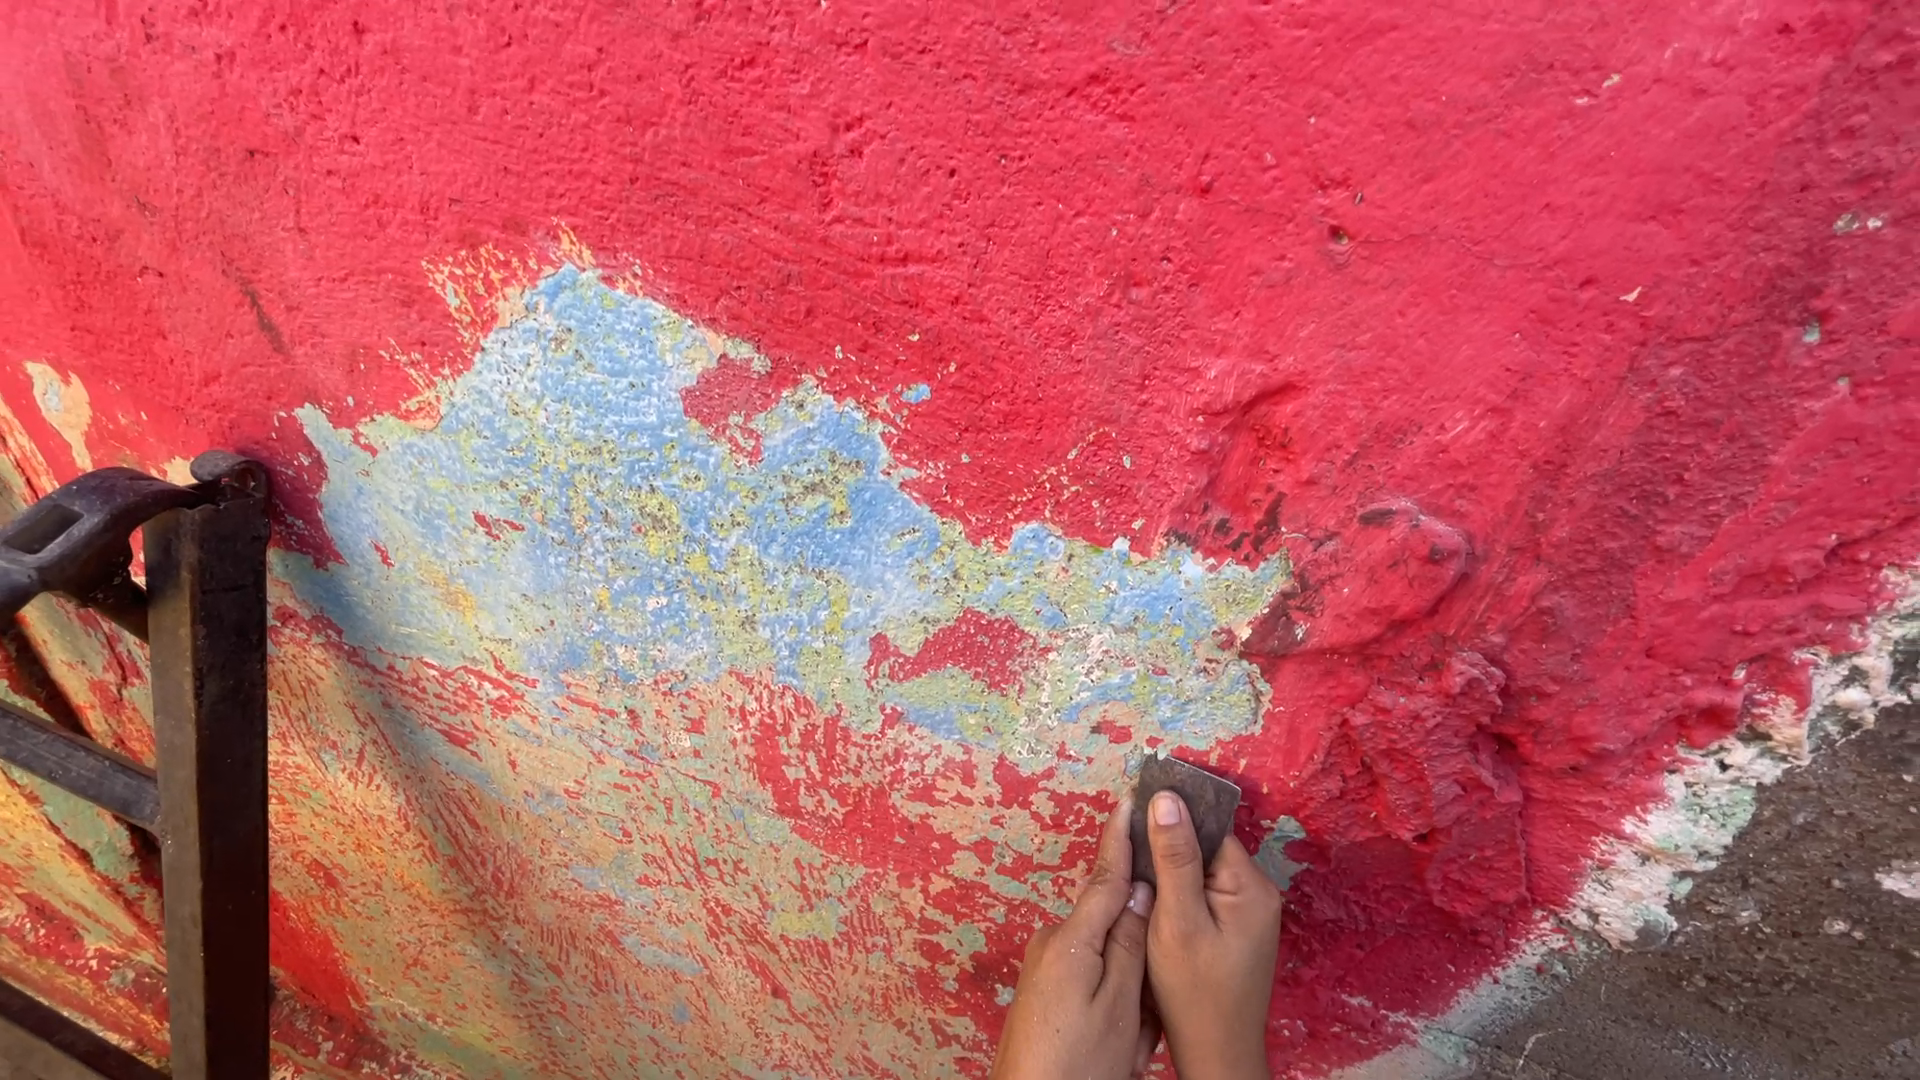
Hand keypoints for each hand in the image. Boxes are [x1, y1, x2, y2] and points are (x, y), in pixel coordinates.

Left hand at [991, 800, 1162, 1079]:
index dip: (1119, 838)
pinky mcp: (1042, 990)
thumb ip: (1128, 943)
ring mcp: (1044, 966)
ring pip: (1102, 961)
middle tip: (1144, 1014)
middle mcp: (1053, 942)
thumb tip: (1138, 890)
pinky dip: (1110, 1008)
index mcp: (1072, 938)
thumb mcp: (1119, 1006)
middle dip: (1135, 959)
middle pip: (1108, 925)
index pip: (1104, 876)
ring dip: (1125, 996)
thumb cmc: (1079, 1063)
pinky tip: (1115, 1048)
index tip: (1129, 798)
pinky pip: (1088, 982)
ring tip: (1128, 1045)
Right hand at [1143, 791, 1283, 1079]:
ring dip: (1168, 872)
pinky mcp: (1235, 927)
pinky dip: (1176, 893)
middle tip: (1127, 860)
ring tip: (1136, 883)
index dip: (1168, 822)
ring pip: (1199, 869)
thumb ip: (1173, 857)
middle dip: (1165, 850)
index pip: (1206, 829)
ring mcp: (1248, 911)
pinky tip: (1153, 905)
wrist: (1214, 1056)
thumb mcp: (1177, 920)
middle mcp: (1256, 891)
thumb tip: (1167, 797)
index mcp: (1250, 884)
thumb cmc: (1194, 991)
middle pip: (1203, 847)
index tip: (1131, 822)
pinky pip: (1201, 891)